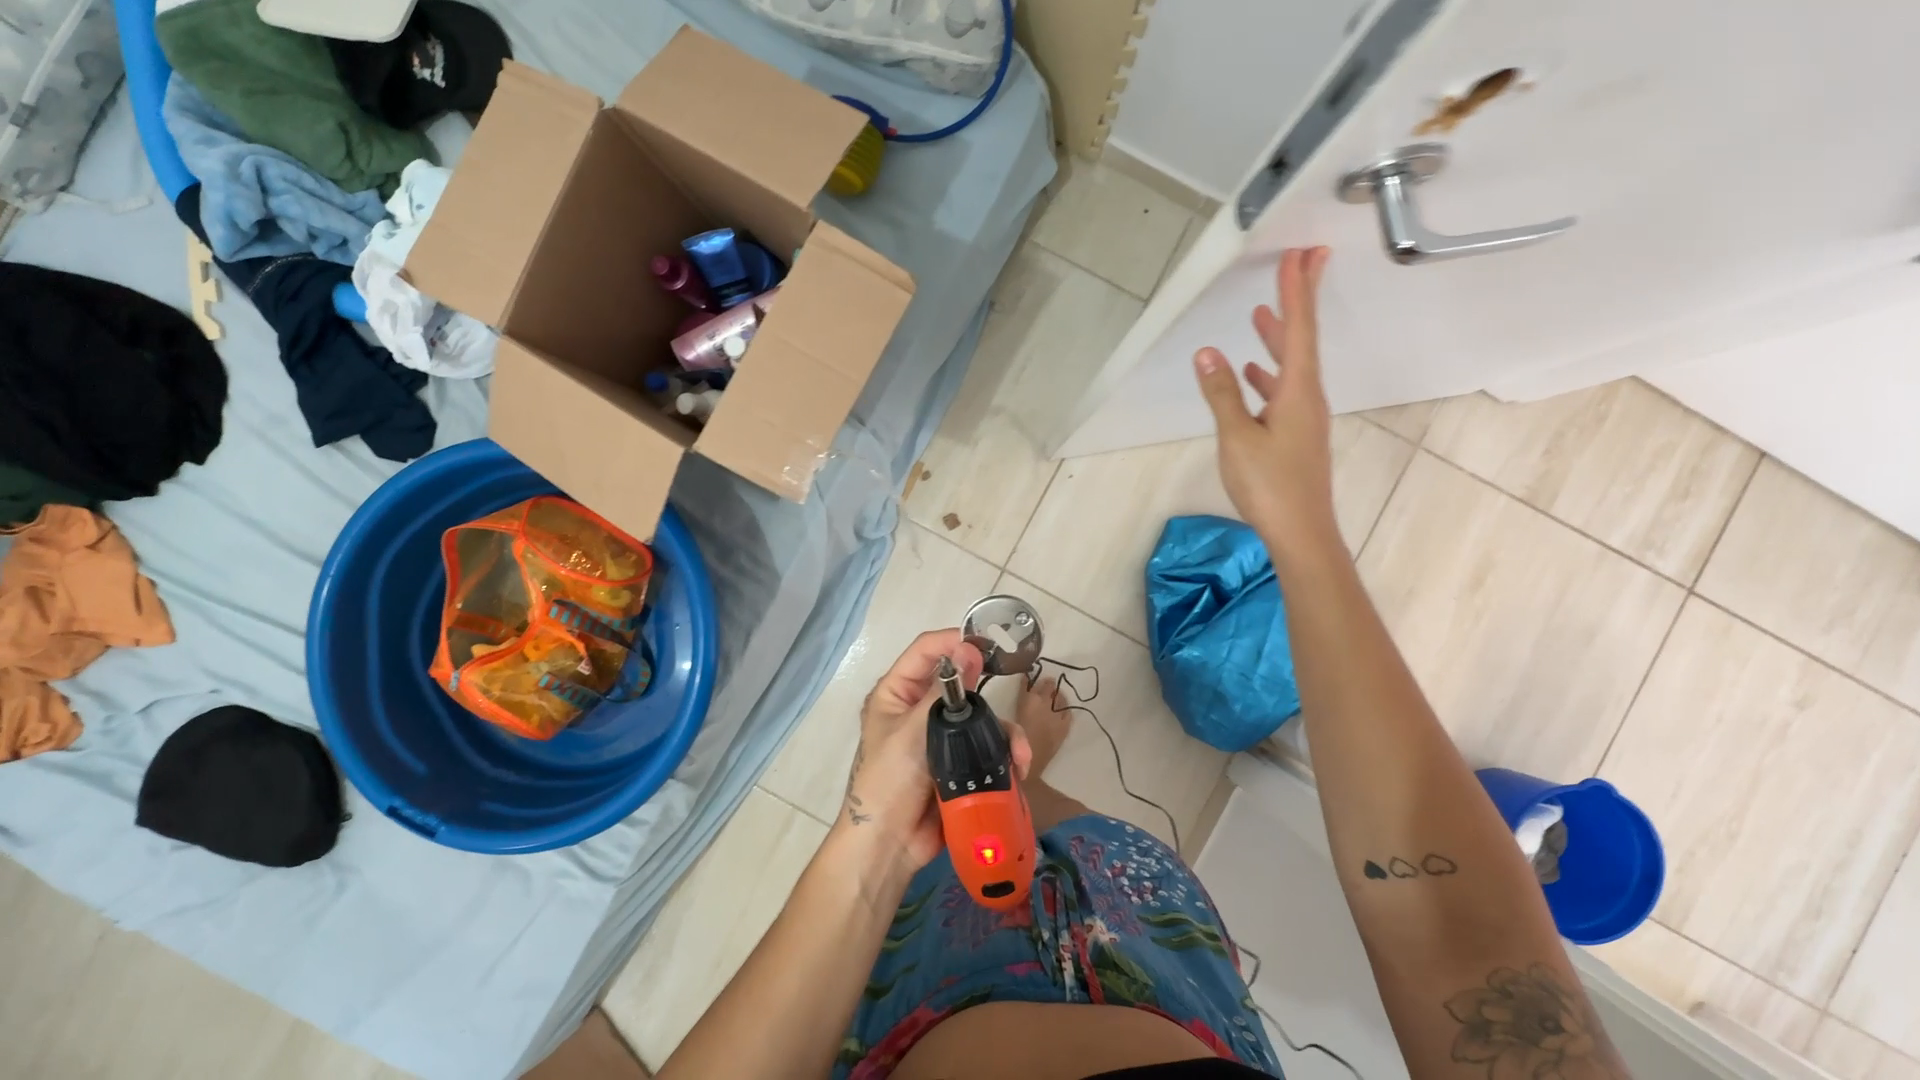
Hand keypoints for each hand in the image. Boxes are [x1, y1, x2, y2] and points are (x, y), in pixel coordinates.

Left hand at [841, 630, 1031, 875]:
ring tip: (1019, 757)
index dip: (954, 642)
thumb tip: (969, 649)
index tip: (987, 646)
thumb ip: (944, 692)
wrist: (889, 845)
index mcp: (896, 693)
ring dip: (1005, 735)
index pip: (926, 651)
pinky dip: (1005, 757)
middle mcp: (919, 710)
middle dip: (990, 699)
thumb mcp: (911, 732)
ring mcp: (942, 739)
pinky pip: (988, 749)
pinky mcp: (960, 765)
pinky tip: (1018, 770)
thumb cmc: (888, 781)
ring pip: (982, 719)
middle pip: (964, 686)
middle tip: (1012, 707)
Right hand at [1193, 246, 1340, 561]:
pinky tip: (1252, 374)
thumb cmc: (1270, 485)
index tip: (1303, 254)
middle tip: (1299, 264)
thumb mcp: (1237, 438)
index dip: (1298, 291)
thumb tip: (1207, 353)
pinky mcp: (1296, 435)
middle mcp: (1308, 397)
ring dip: (1278, 339)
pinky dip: (1268, 374)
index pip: (1299, 330)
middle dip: (1297, 302)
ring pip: (1292, 366)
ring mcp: (1304, 417)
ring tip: (1262, 315)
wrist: (1301, 532)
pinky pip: (1284, 390)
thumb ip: (1222, 394)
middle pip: (1303, 341)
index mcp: (1298, 391)